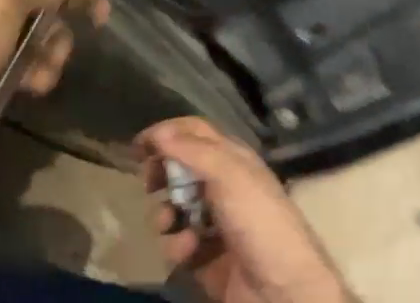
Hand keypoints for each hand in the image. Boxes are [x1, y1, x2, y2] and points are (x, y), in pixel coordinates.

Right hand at [138, 118, 354, 302]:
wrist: (280, 288)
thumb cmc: (258, 220)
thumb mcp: (229, 175)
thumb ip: (193, 150)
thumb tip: (159, 133)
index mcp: (232, 159)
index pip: (195, 133)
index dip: (167, 133)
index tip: (138, 145)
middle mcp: (222, 186)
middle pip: (180, 169)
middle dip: (161, 174)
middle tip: (149, 183)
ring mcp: (213, 222)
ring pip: (174, 208)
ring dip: (165, 214)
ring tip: (169, 223)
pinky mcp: (205, 257)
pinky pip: (178, 243)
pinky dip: (178, 245)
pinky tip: (188, 251)